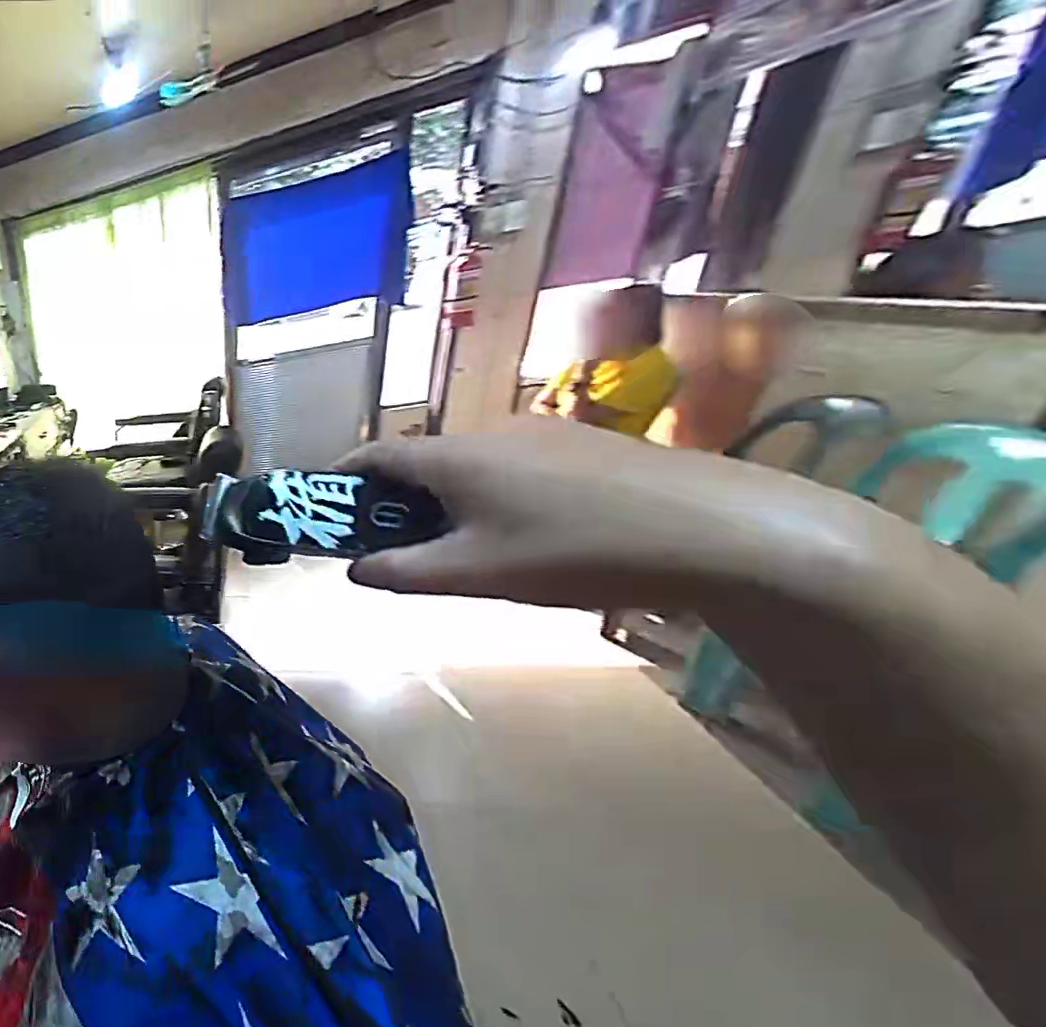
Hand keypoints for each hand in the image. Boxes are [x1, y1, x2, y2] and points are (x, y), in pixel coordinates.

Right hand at [334, 417, 871, 610]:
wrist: (718, 530)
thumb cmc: (571, 552)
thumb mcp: (474, 574)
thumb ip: (403, 573)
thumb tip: (353, 571)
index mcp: (453, 458)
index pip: (377, 454)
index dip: (343, 477)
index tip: (327, 506)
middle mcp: (490, 433)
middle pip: (422, 460)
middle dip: (394, 499)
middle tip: (392, 544)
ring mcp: (542, 434)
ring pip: (469, 464)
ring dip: (443, 499)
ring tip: (458, 547)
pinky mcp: (584, 446)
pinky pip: (512, 467)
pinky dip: (488, 494)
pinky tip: (522, 534)